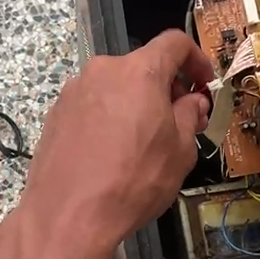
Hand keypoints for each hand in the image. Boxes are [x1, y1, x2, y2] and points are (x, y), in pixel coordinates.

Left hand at [18, 30, 213, 258]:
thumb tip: (192, 103)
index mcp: (139, 71)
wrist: (67, 215)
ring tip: (145, 142)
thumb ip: (190, 117)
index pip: (174, 43)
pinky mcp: (56, 113)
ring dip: (136, 104)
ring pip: (116, 87)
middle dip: (165, 88)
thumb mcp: (179, 152)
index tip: (203, 84)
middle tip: (180, 122)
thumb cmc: (132, 181)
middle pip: (142, 67)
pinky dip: (109, 118)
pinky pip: (93, 105)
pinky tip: (113, 152)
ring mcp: (74, 91)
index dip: (196, 59)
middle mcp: (103, 71)